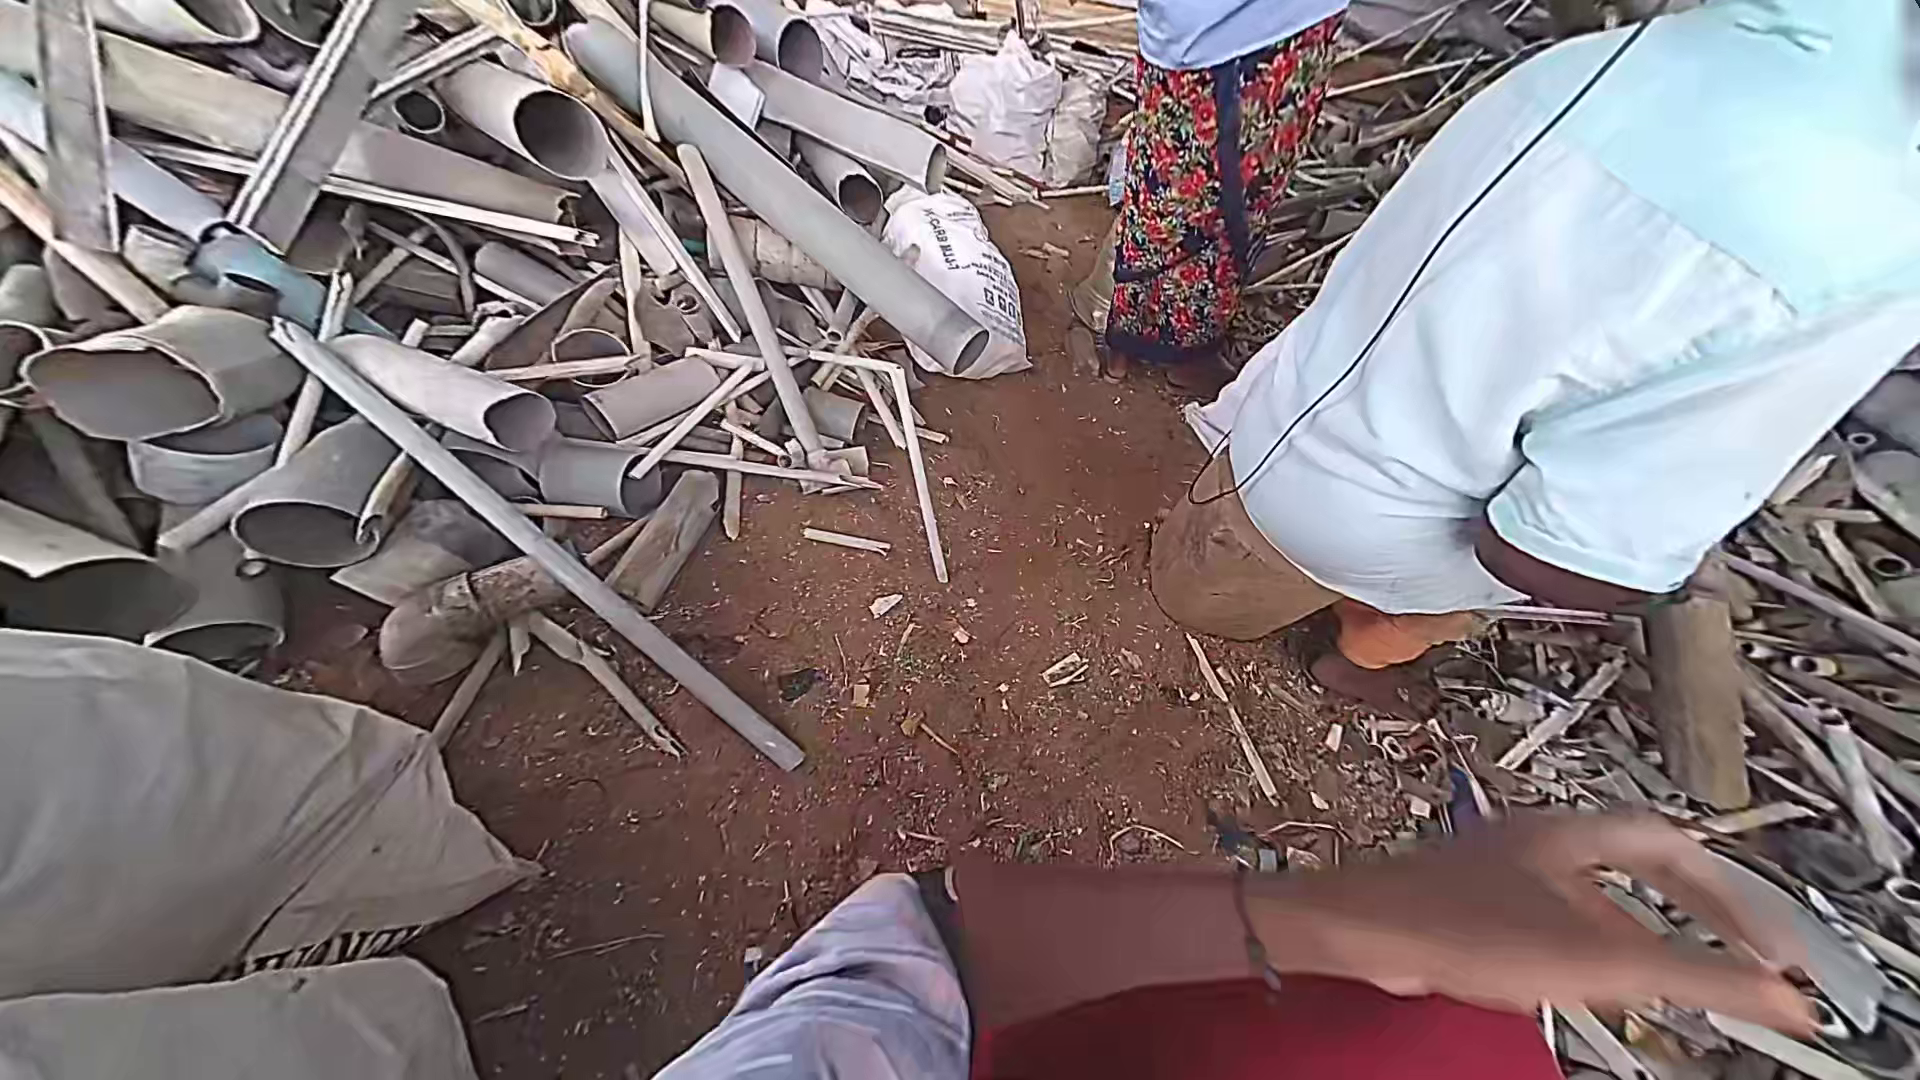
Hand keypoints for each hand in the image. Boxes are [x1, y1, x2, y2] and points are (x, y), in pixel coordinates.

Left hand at [1254, 812, 1814, 1032]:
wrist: (1370, 929)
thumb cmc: (1461, 925)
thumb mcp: (1595, 958)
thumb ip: (1695, 974)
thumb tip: (1788, 995)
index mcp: (1558, 835)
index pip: (1666, 840)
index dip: (1731, 892)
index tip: (1771, 949)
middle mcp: (1527, 840)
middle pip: (1631, 860)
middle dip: (1691, 909)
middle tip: (1736, 961)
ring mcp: (1497, 864)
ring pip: (1591, 889)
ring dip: (1641, 930)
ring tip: (1671, 978)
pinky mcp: (1474, 894)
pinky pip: (1552, 910)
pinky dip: (1591, 941)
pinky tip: (1592, 977)